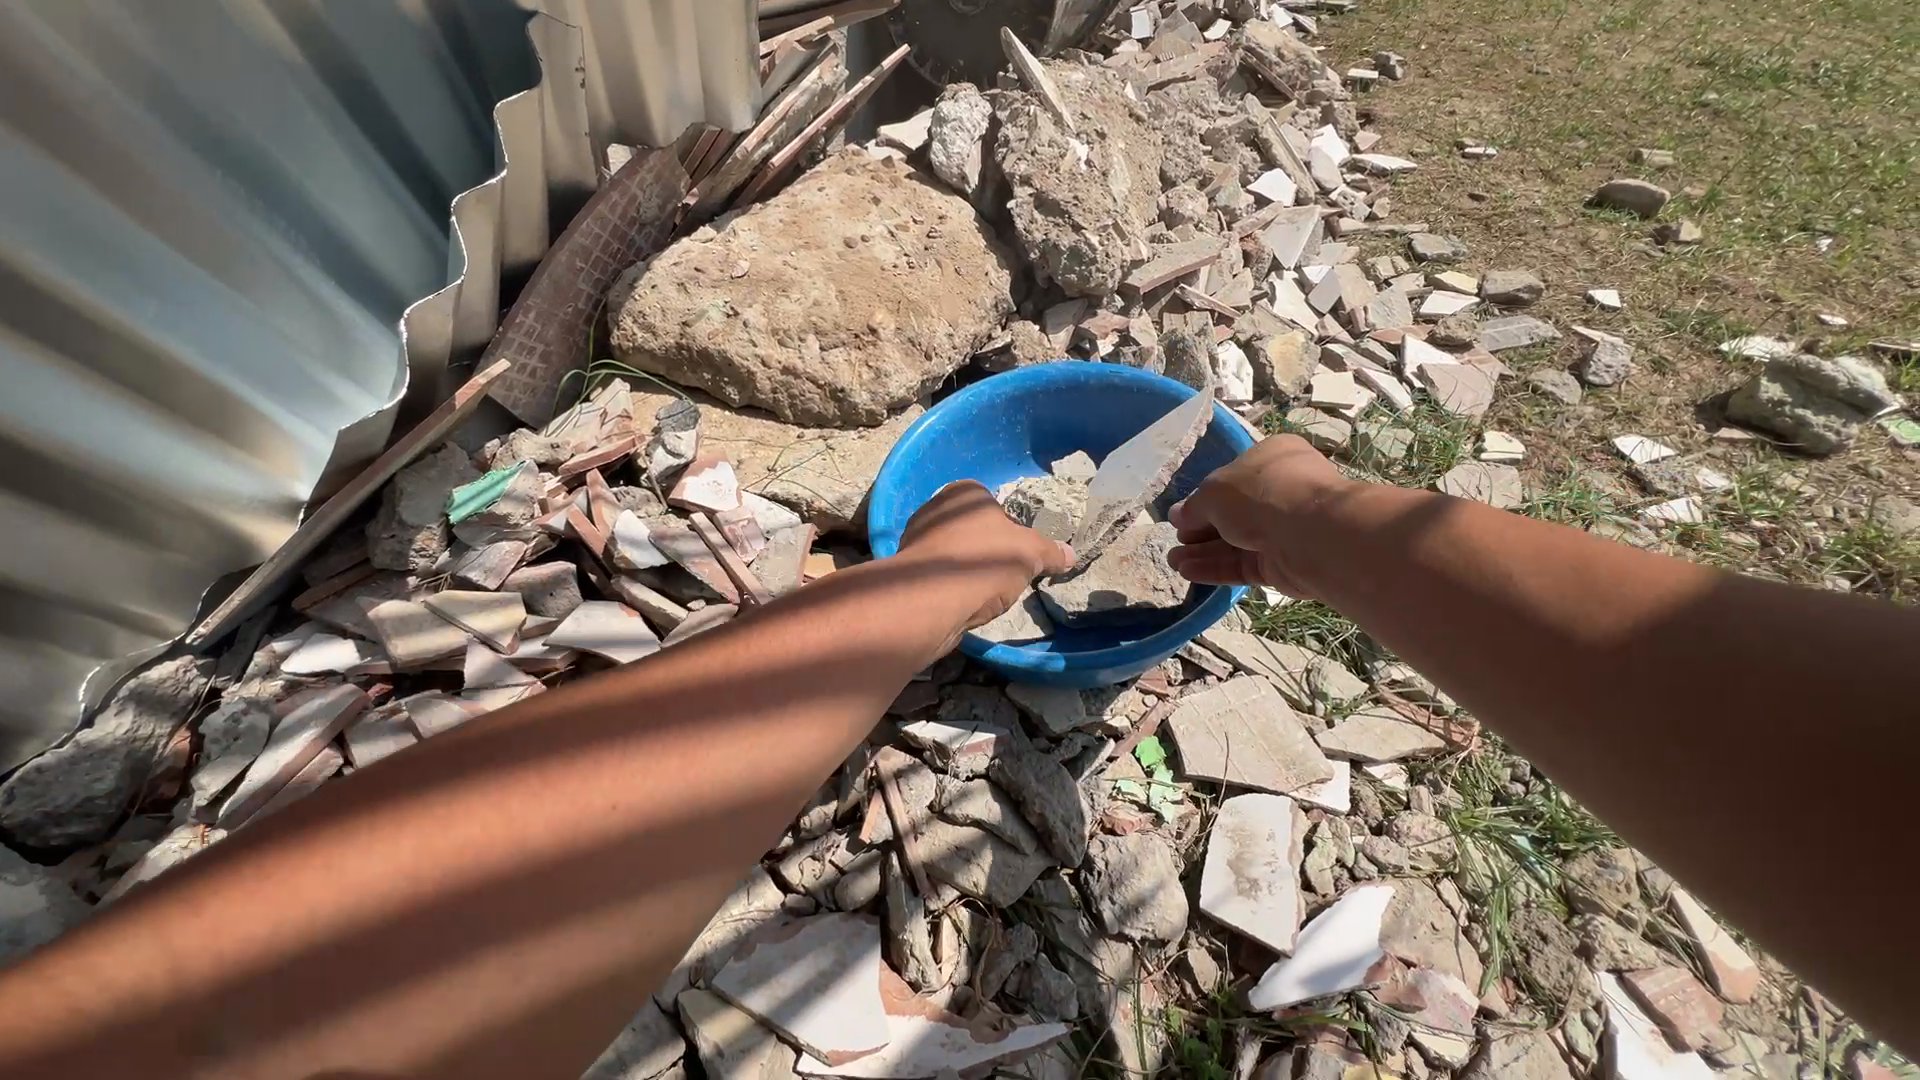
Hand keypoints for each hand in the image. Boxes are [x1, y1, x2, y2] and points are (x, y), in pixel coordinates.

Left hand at [896, 481, 1075, 633]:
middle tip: (1006, 571)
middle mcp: (936, 508)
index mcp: (964, 492)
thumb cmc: (983, 562)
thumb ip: (1050, 551)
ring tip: (986, 590)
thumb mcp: (1030, 554)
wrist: (931, 601)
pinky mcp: (908, 570)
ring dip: (967, 567)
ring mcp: (918, 539)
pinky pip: (939, 573)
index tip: (1018, 548)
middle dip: (987, 547)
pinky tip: (964, 600)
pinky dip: (951, 584)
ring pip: (954, 551)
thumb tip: (1071, 555)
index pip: (991, 502)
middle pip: (972, 528)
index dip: (1008, 524)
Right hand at [1168, 434, 1353, 597]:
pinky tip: (1189, 572)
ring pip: (1236, 542)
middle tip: (1177, 540)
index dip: (1204, 498)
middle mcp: (1281, 492)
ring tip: (1173, 562)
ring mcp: (1284, 530)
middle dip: (1200, 529)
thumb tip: (1177, 516)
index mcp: (1271, 459)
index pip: (1232, 479)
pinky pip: (1244, 564)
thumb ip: (1193, 506)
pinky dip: (1217, 568)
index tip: (1181, 515)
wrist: (1312, 534)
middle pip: (1232, 514)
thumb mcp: (1214, 491)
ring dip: (1203, 552)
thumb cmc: (1261, 494)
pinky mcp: (1284, 564)